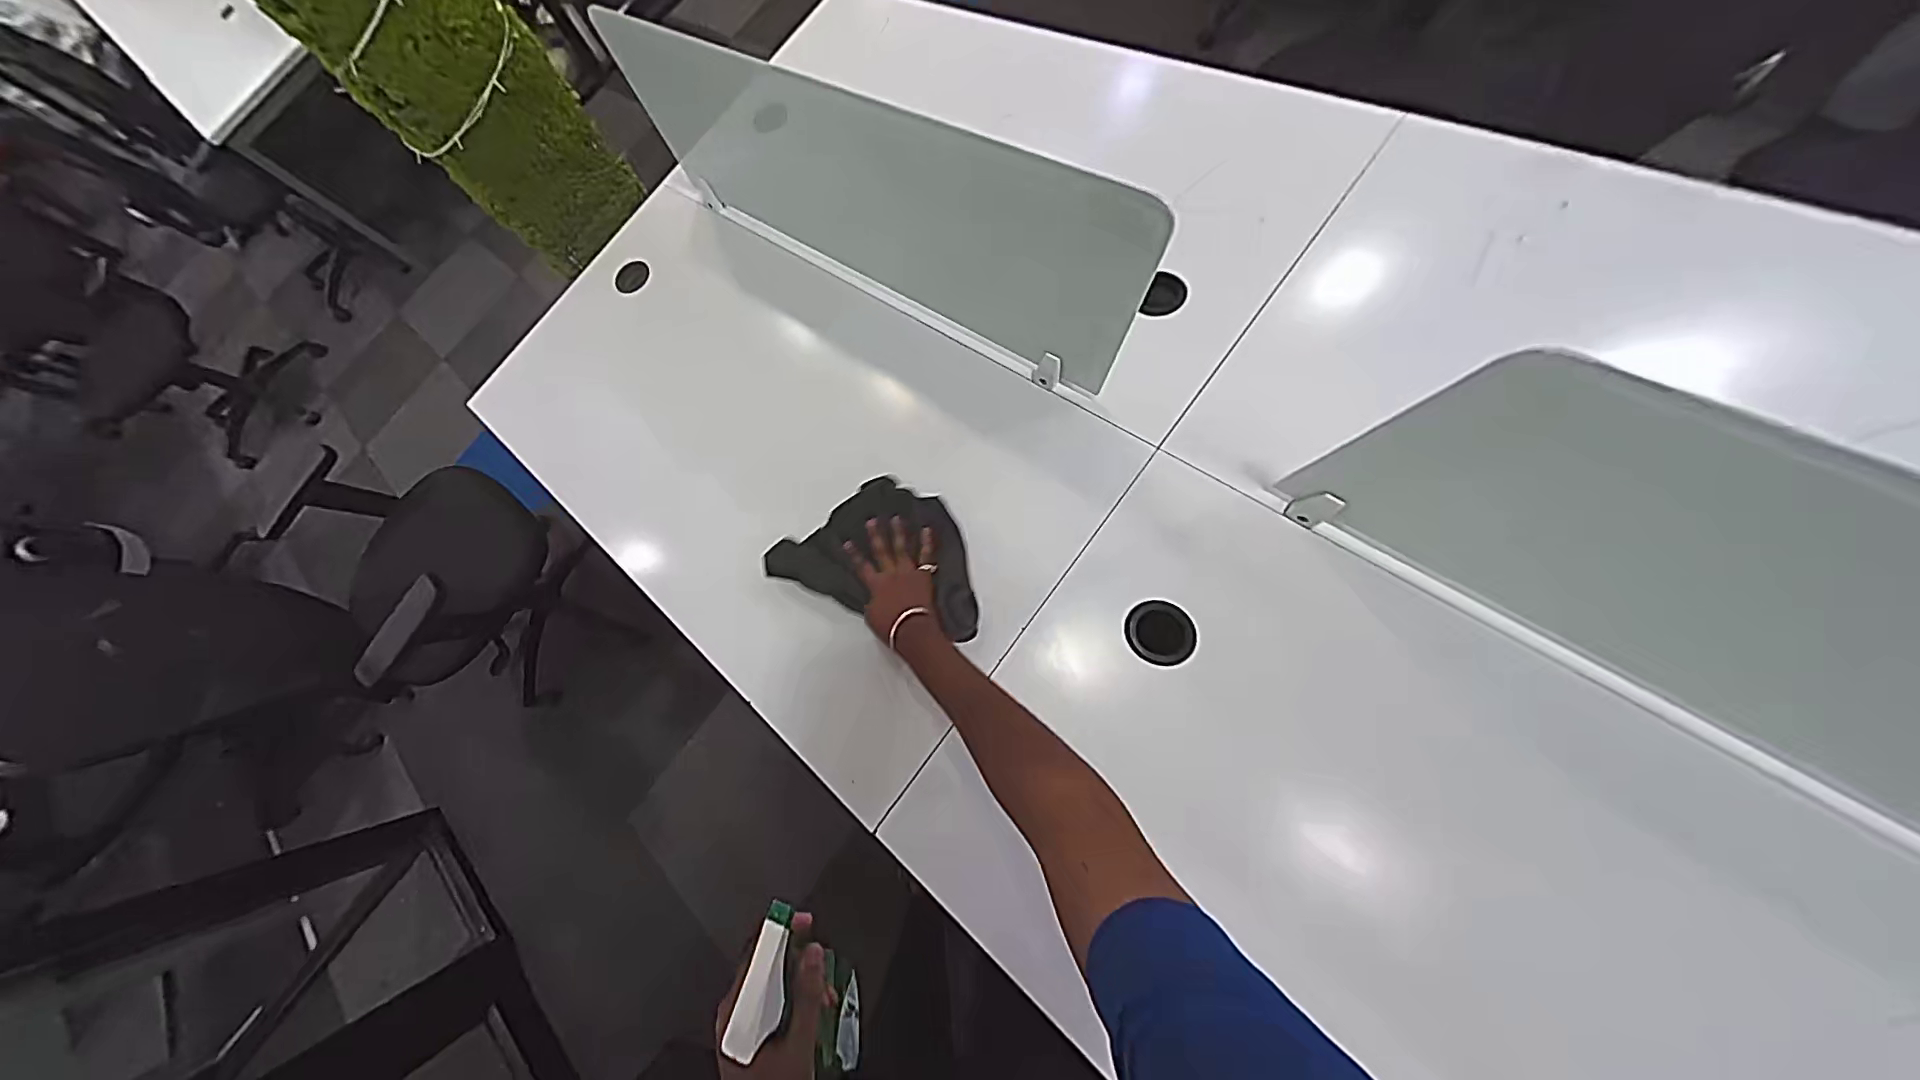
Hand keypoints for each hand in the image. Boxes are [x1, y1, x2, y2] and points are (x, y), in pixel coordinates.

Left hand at [716, 912, 835, 1079]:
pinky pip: (775, 1002)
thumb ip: (806, 995)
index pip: (755, 955)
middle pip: (767, 967)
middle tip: (822, 967)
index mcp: (735, 1012)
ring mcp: (743, 1025)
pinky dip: (798, 1000)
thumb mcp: (797, 1044)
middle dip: (800, 963)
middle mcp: (734, 1014)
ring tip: (824, 1000)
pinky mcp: (754, 1035)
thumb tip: (812, 952)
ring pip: (775, 984)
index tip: (801, 919)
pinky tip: (815, 1013)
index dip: (780, 931)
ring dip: (804, 984)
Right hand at [843, 516, 936, 645]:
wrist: (912, 629)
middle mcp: (891, 574)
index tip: (848, 542)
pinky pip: (926, 556)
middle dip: (875, 535)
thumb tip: (874, 601)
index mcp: (876, 585)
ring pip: (902, 548)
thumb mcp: (872, 617)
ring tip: (896, 518)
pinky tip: (926, 530)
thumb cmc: (892, 627)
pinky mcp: (924, 575)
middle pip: (881, 551)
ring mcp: (908, 572)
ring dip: (899, 532)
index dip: (854, 554)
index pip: (861, 566)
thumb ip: (872, 604)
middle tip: (872, 520)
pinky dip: (927, 542)